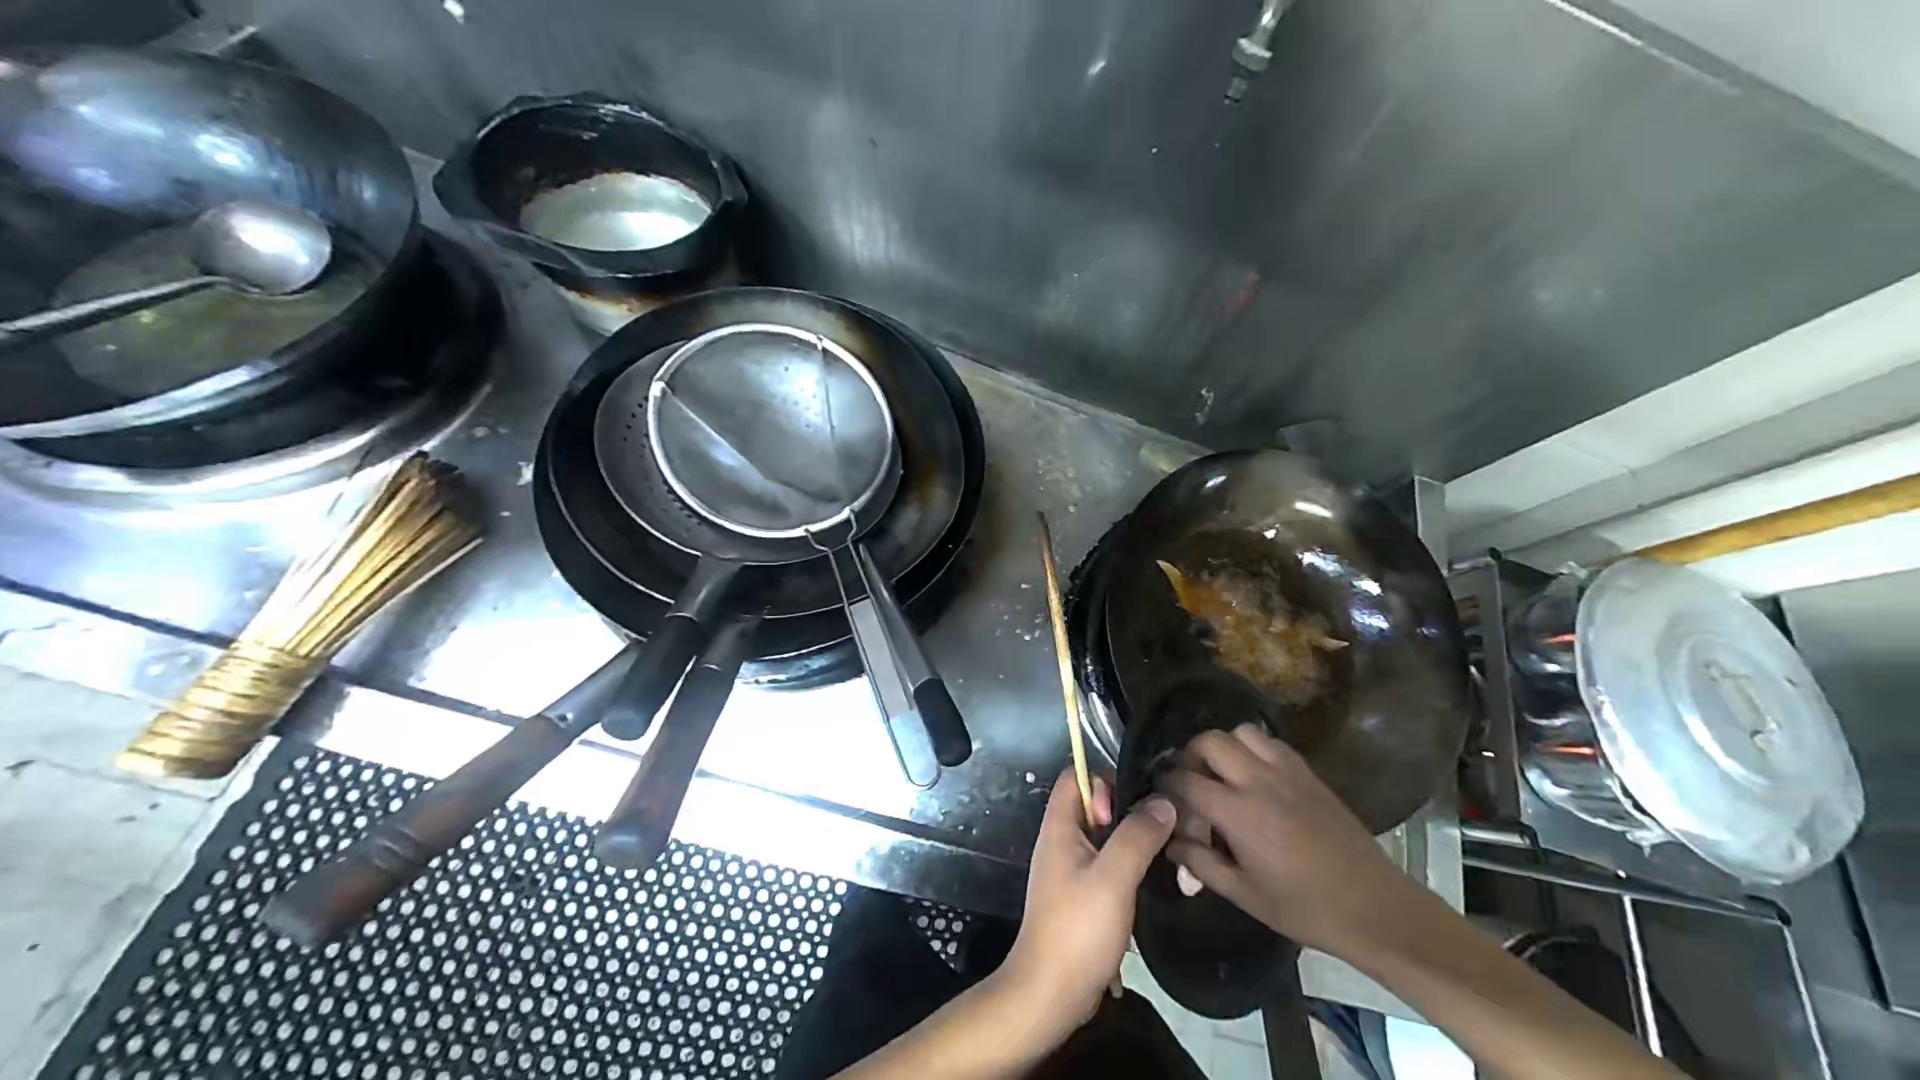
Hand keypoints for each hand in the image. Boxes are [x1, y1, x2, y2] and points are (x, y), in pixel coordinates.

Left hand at [997, 770, 1175, 1042]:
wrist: (1050, 994)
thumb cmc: (1078, 929)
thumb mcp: (1113, 878)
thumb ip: (1137, 837)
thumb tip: (1163, 802)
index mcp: (1058, 828)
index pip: (1073, 777)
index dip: (1101, 782)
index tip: (1127, 810)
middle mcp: (1060, 843)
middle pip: (1093, 807)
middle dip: (1126, 814)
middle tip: (1157, 834)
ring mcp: (1069, 872)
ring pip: (1103, 840)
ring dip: (1130, 846)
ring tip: (1160, 860)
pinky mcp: (1080, 899)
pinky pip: (1105, 870)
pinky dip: (1126, 873)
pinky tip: (1147, 891)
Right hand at [1159, 724, 1415, 957]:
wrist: (1375, 908)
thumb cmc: (1305, 908)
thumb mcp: (1244, 894)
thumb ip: (1201, 863)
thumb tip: (1171, 842)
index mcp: (1239, 813)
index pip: (1185, 780)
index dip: (1166, 786)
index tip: (1163, 799)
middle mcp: (1259, 781)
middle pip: (1209, 742)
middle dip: (1191, 757)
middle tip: (1192, 783)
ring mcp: (1287, 772)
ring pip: (1241, 732)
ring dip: (1224, 748)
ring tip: (1224, 776)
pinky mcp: (1309, 773)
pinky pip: (1271, 743)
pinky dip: (1253, 750)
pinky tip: (1256, 778)